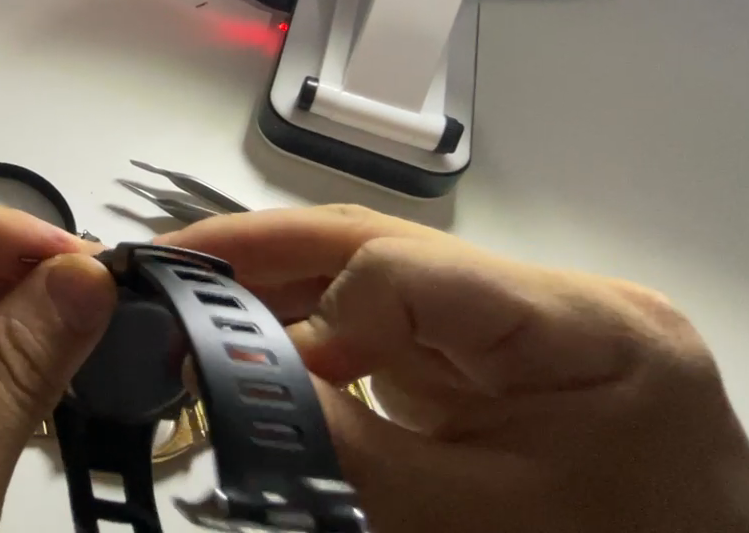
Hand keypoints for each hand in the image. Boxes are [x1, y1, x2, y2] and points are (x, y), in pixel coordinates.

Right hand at [159, 205, 748, 532]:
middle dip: (259, 252)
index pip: (407, 269)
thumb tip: (214, 369)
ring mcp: (515, 320)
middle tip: (165, 265)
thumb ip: (334, 439)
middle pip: (373, 243)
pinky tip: (250, 330)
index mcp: (584, 327)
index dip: (311, 309)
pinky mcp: (485, 349)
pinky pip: (375, 314)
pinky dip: (307, 323)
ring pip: (361, 266)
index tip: (243, 363)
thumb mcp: (458, 524)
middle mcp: (548, 298)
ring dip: (271, 283)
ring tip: (190, 296)